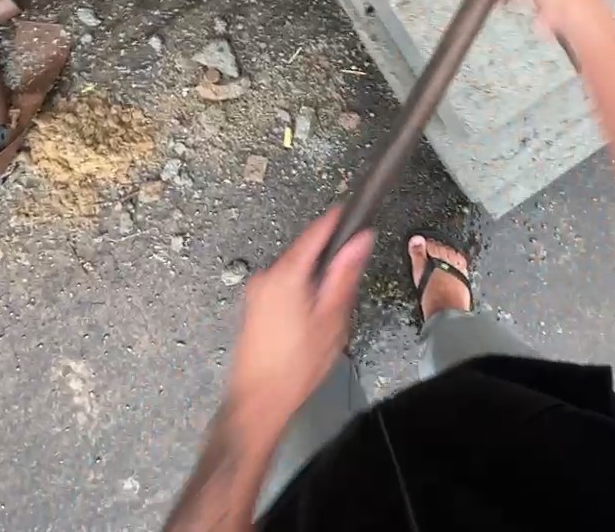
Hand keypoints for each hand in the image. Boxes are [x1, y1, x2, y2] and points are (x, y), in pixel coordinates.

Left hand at [226, 209, 373, 437]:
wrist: (258, 403)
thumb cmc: (294, 367)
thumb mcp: (332, 318)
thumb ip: (346, 274)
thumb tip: (360, 240)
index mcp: (287, 274)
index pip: (316, 231)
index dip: (338, 219)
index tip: (352, 210)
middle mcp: (267, 277)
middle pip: (307, 254)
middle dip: (328, 265)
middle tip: (346, 289)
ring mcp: (257, 292)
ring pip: (296, 273)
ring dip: (313, 284)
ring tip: (326, 319)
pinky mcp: (254, 306)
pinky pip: (283, 288)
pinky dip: (299, 296)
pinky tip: (307, 327)